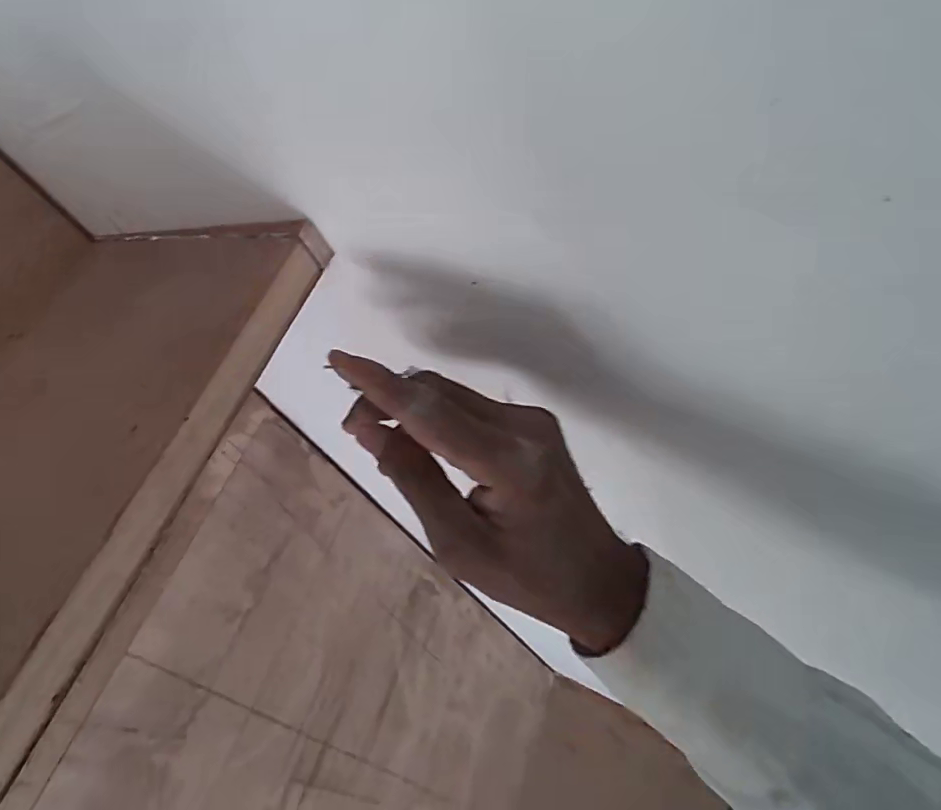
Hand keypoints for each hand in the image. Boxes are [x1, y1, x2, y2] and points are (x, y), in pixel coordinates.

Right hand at [328, 350, 648, 654]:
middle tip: (354, 430)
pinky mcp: (529, 420)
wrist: (602, 581)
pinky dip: (429, 412)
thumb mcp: (458, 546)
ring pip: (446, 391)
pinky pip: (463, 402)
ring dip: (405, 403)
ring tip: (378, 437)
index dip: (378, 384)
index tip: (339, 359)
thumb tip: (369, 429)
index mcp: (510, 465)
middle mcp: (523, 427)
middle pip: (434, 390)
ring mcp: (530, 419)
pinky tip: (415, 438)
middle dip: (385, 398)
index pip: (429, 411)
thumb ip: (413, 479)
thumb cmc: (528, 579)